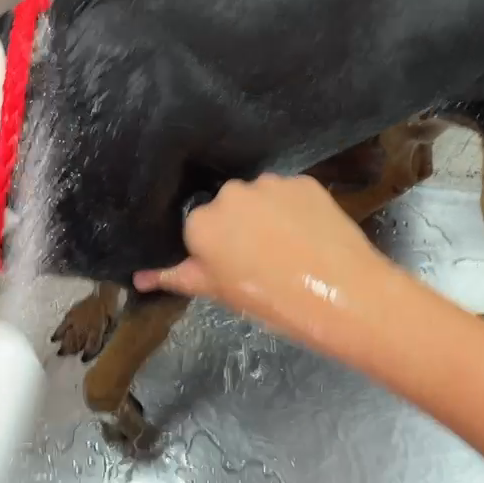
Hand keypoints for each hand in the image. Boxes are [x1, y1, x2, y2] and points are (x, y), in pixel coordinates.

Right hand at [134, 174, 395, 351]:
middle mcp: (229, 193)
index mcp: (202, 223)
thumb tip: (138, 277)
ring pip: (258, 198)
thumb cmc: (275, 302)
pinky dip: (294, 209)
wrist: (345, 295)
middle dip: (237, 227)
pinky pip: (289, 192)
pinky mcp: (303, 180)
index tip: (232, 270)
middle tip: (260, 260)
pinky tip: (308, 235)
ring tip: (289, 248)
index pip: (197, 230)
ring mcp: (268, 183)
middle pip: (226, 208)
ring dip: (265, 216)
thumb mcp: (221, 294)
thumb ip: (178, 277)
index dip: (214, 251)